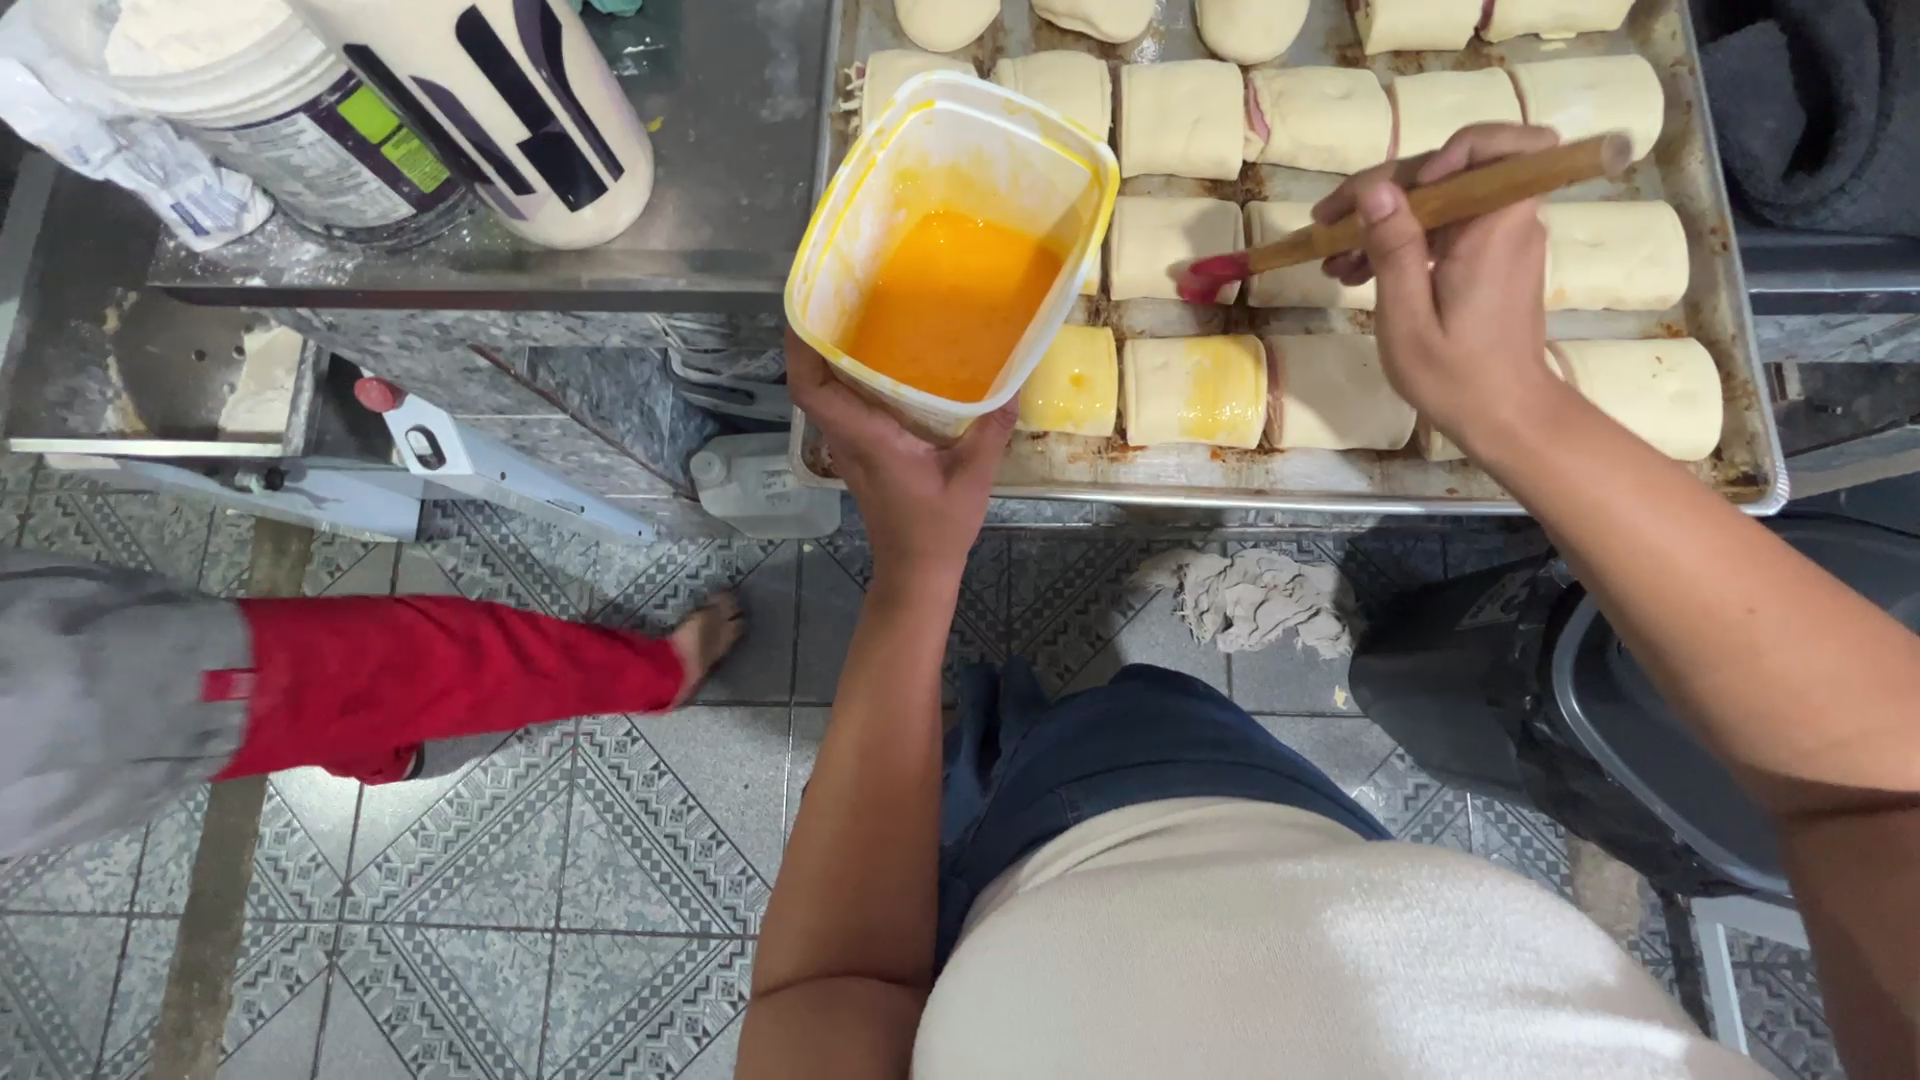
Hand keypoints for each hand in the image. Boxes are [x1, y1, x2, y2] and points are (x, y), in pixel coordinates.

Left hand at [785, 328, 1014, 586]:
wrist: (915, 571)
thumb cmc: (938, 529)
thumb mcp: (973, 478)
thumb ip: (991, 431)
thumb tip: (1013, 387)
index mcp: (867, 439)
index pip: (812, 390)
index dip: (800, 348)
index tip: (808, 309)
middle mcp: (848, 440)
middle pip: (812, 385)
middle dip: (814, 340)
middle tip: (839, 299)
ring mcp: (849, 451)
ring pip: (825, 397)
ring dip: (830, 360)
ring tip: (857, 321)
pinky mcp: (859, 457)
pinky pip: (843, 410)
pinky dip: (848, 383)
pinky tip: (881, 366)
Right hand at [1311, 124, 1574, 448]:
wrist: (1502, 414)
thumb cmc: (1454, 375)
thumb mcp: (1408, 318)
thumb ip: (1394, 249)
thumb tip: (1375, 190)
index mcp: (1496, 227)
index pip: (1501, 148)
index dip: (1451, 152)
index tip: (1400, 192)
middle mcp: (1506, 220)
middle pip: (1449, 174)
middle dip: (1385, 192)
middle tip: (1326, 225)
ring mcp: (1496, 239)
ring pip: (1438, 203)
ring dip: (1382, 222)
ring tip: (1333, 262)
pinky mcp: (1484, 260)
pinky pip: (1440, 232)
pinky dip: (1398, 244)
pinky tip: (1355, 274)